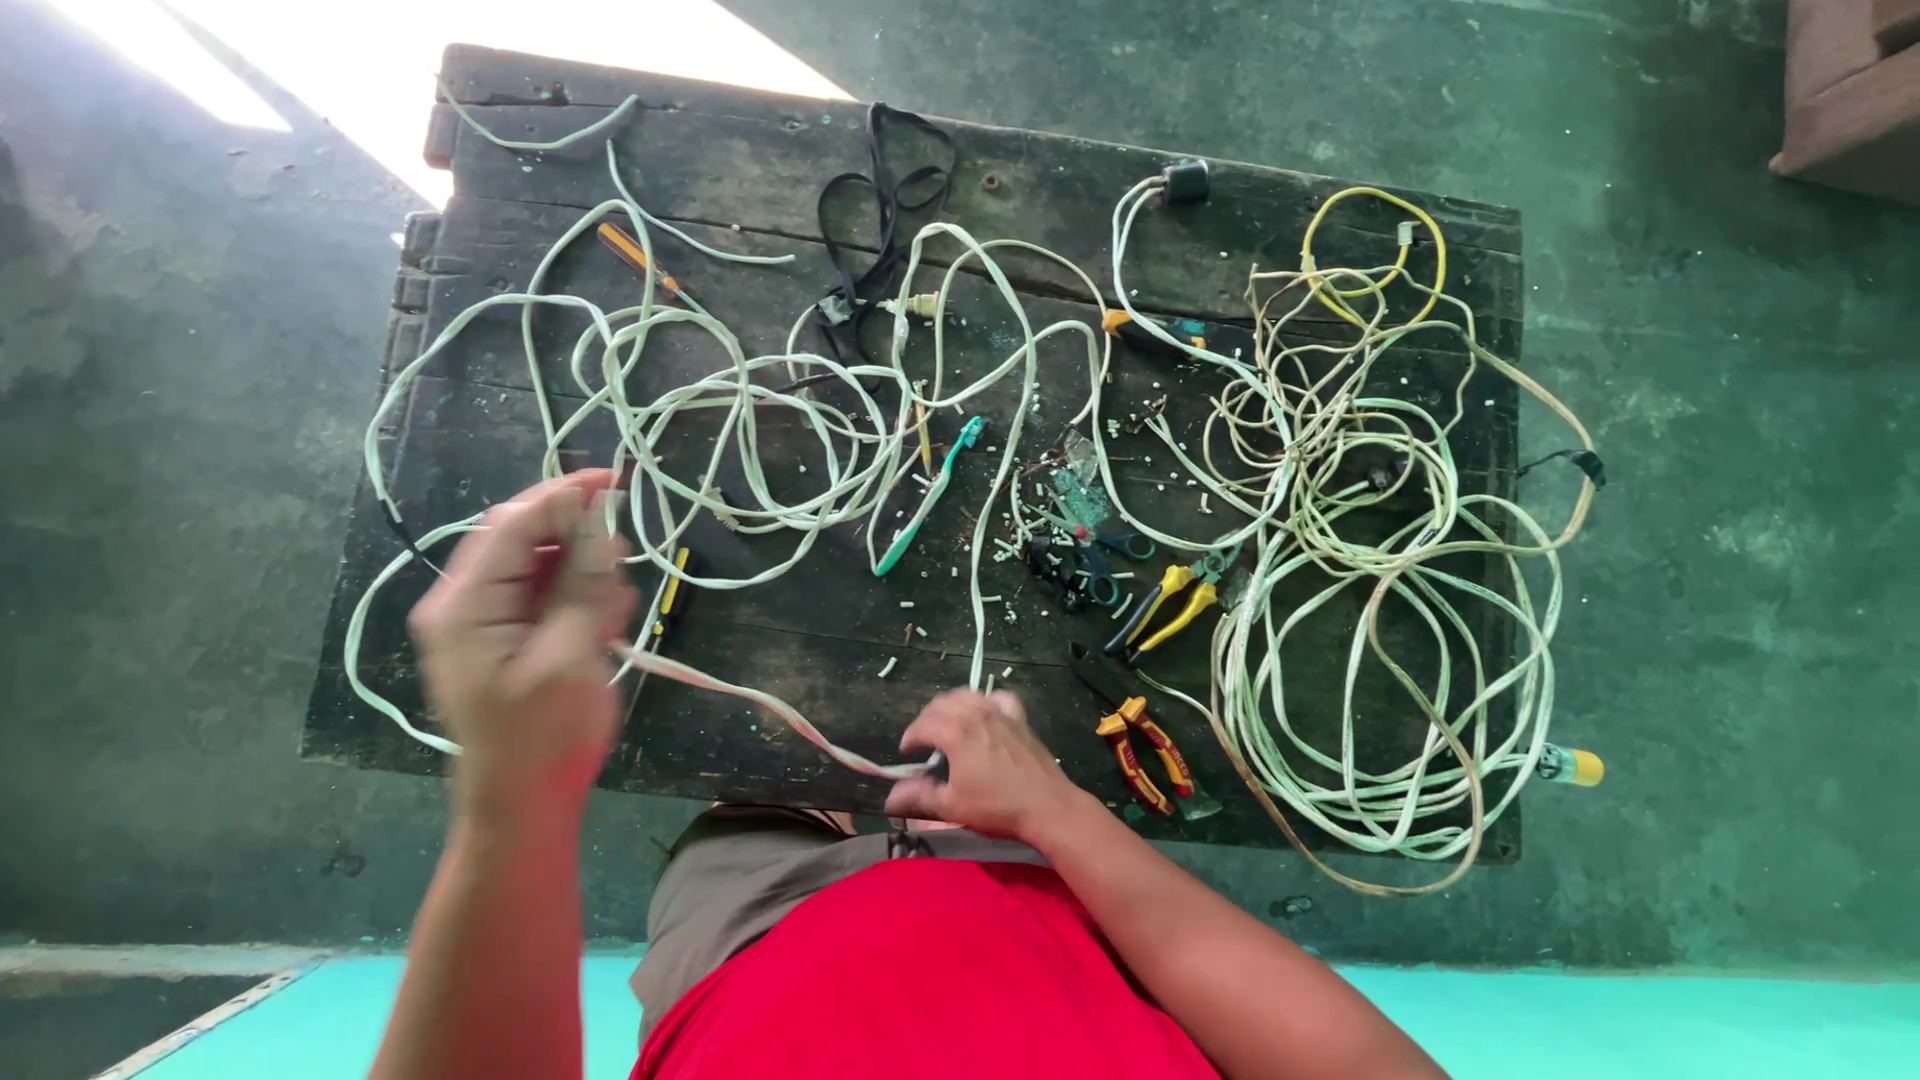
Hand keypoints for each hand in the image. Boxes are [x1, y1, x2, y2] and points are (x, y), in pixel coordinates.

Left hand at [408, 470, 635, 816]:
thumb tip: (596, 519)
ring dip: (589, 575)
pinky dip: (587, 599)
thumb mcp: (567, 657)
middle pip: (528, 538)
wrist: (525, 801)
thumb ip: (580, 584)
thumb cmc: (542, 736)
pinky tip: (608, 627)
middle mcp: (471, 602)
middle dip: (580, 542)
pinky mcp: (518, 634)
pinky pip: (554, 593)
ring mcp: (493, 619)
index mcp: (465, 605)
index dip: (563, 495)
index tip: (617, 481)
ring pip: (547, 564)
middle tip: (622, 565)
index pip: (511, 524)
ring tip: (614, 614)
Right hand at [884, 689, 1091, 841]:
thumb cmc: (996, 806)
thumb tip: (890, 798)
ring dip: (951, 705)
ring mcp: (1000, 713)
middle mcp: (976, 714)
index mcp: (956, 732)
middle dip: (926, 719)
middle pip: (941, 704)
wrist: (1046, 805)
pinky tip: (984, 712)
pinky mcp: (1019, 718)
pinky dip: (986, 701)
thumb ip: (919, 796)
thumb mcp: (952, 806)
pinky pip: (999, 698)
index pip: (923, 725)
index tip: (907, 752)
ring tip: (947, 724)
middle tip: (923, 740)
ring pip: (967, 695)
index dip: (910, 736)